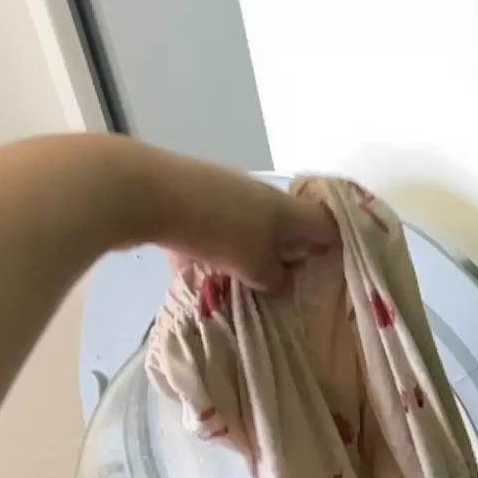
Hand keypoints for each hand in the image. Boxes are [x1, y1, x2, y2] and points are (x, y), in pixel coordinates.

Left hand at [113, 138, 337, 290]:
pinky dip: (219, 247)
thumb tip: (280, 281)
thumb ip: (275, 279)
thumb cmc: (214, 230)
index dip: (335, 250)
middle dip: (288, 255)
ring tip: (243, 283)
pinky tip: (205, 268)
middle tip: (287, 287)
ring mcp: (225, 190)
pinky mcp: (193, 194)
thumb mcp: (254, 267)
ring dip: (250, 252)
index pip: (327, 226)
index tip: (334, 275)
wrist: (142, 191)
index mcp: (286, 208)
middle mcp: (261, 194)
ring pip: (251, 227)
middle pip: (287, 226)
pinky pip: (218, 226)